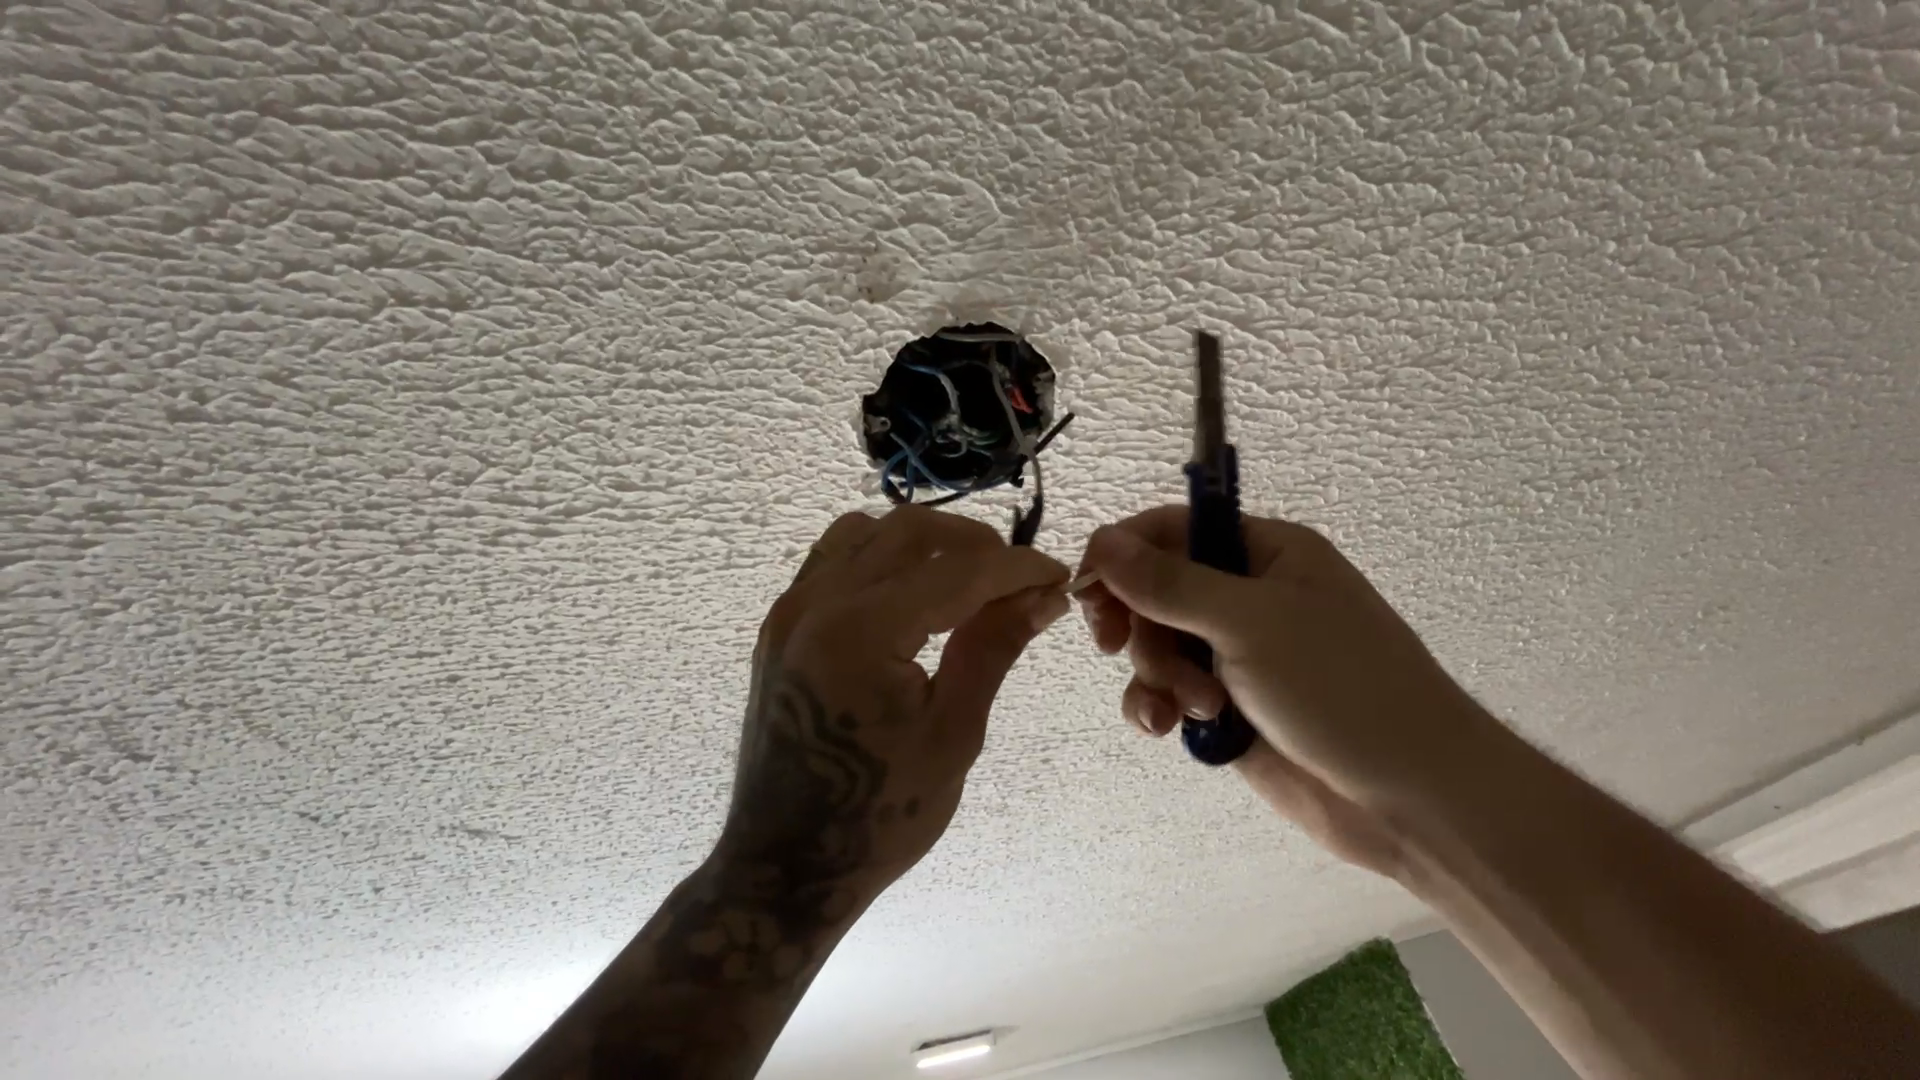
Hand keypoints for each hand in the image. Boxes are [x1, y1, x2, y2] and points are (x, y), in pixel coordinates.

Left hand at [717, 505, 1069, 904]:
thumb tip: (1044, 594)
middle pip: (909, 531)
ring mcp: (789, 608)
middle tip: (1017, 582)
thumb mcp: (953, 732)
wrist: (787, 862)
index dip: (1017, 568)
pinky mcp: (780, 624)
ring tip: (965, 583)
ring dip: (923, 543)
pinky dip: (879, 558)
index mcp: (860, 630)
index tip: (1058, 577)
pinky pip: (834, 559)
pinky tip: (910, 595)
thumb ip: (993, 646)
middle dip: (974, 546)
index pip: (957, 571)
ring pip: (866, 532)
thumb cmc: (880, 813)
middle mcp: (816, 601)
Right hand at [1076, 507, 1497, 866]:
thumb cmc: (1341, 689)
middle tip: (1121, 650)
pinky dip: (1159, 706)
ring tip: (1191, 706)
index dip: (1123, 555)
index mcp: (1265, 554)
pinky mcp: (1228, 707)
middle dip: (1140, 626)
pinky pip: (1169, 692)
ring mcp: (1236, 655)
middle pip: (1154, 590)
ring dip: (1155, 674)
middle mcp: (1247, 597)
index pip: (1172, 530)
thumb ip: (1170, 583)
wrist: (1412, 799)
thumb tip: (1103, 540)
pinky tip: (1167, 729)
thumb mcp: (1251, 623)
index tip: (1089, 592)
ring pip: (1156, 645)